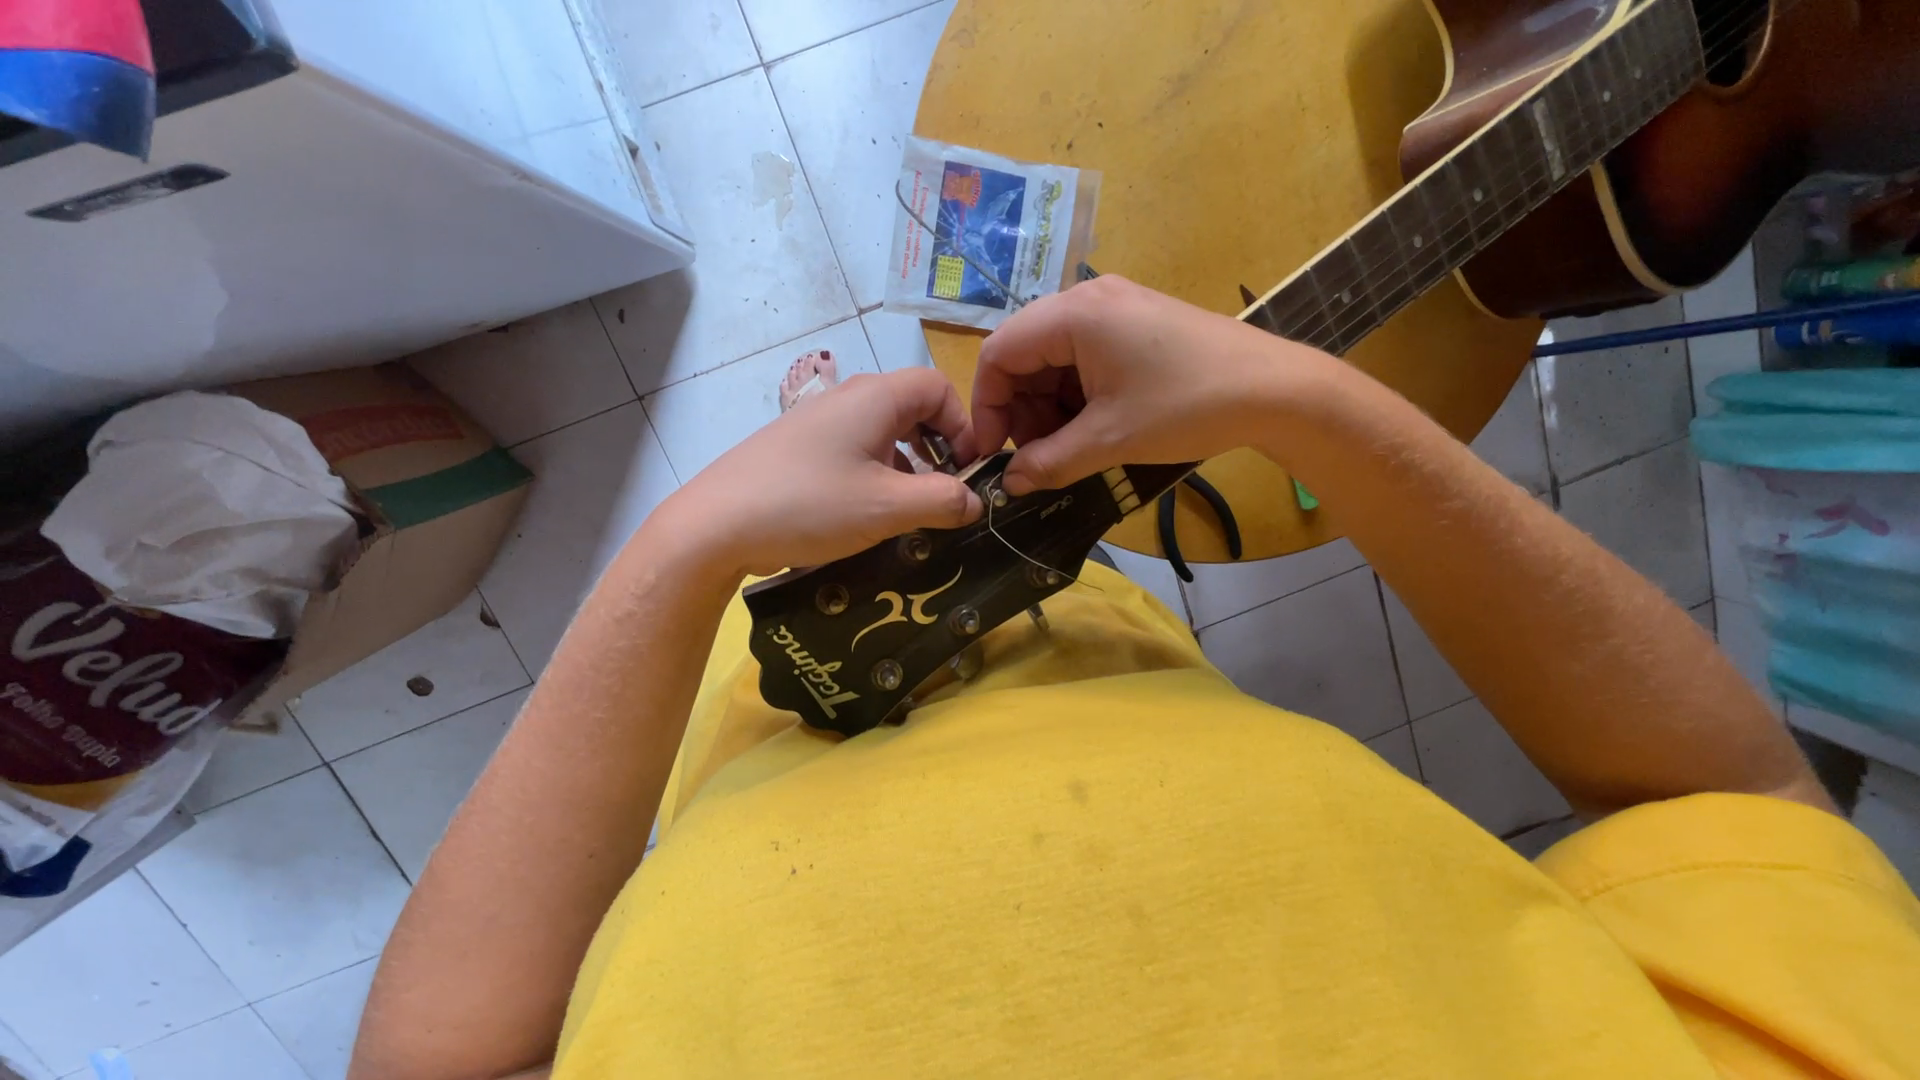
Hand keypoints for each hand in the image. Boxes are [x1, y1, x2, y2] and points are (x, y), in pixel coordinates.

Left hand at [660, 368, 982, 577]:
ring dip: (909, 466)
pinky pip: (855, 451)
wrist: (716, 526)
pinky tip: (871, 514)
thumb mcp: (887, 507)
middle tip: (947, 492)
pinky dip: (876, 474)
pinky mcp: (799, 450)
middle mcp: (848, 399)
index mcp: (875, 398)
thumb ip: (942, 501)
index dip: (964, 425)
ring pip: (883, 433)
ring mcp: (819, 423)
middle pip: (912, 407)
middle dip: (939, 447)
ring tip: (912, 509)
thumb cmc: (811, 505)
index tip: (969, 471)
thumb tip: (976, 501)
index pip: (939, 387)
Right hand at [967, 275, 1340, 494]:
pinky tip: (1096, 430)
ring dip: (1050, 409)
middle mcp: (1087, 300)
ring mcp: (1115, 309)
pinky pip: (1084, 360)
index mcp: (1073, 314)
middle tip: (1039, 457)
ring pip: (1054, 361)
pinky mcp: (1136, 326)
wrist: (1277, 390)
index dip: (986, 406)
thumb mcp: (1110, 439)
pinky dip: (1077, 398)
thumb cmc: (1187, 406)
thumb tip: (1010, 484)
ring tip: (1071, 450)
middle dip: (1022, 411)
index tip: (993, 452)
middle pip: (1025, 355)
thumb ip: (1050, 462)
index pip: (999, 353)